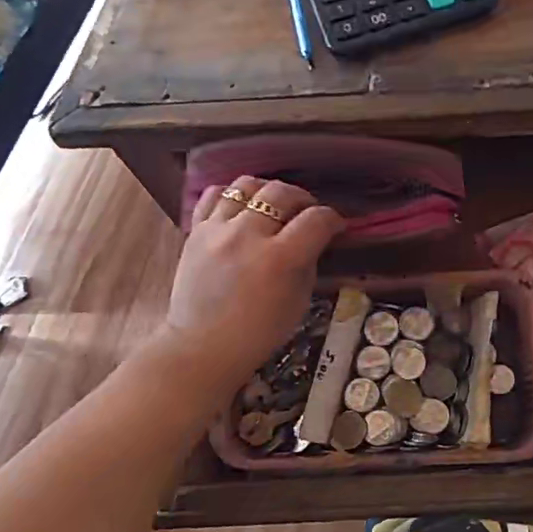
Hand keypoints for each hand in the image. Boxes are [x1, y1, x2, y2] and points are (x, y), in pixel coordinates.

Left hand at [159, 176, 345, 394]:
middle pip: (283, 193)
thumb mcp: (298, 303)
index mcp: (280, 259)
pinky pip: (214, 196)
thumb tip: (311, 241)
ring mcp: (218, 230)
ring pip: (247, 185)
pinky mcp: (196, 231)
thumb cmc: (258, 334)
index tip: (336, 225)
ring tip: (274, 205)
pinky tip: (241, 208)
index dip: (333, 219)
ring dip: (268, 191)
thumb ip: (306, 265)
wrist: (204, 346)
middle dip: (304, 199)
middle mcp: (248, 235)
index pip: (316, 220)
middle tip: (308, 213)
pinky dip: (232, 196)